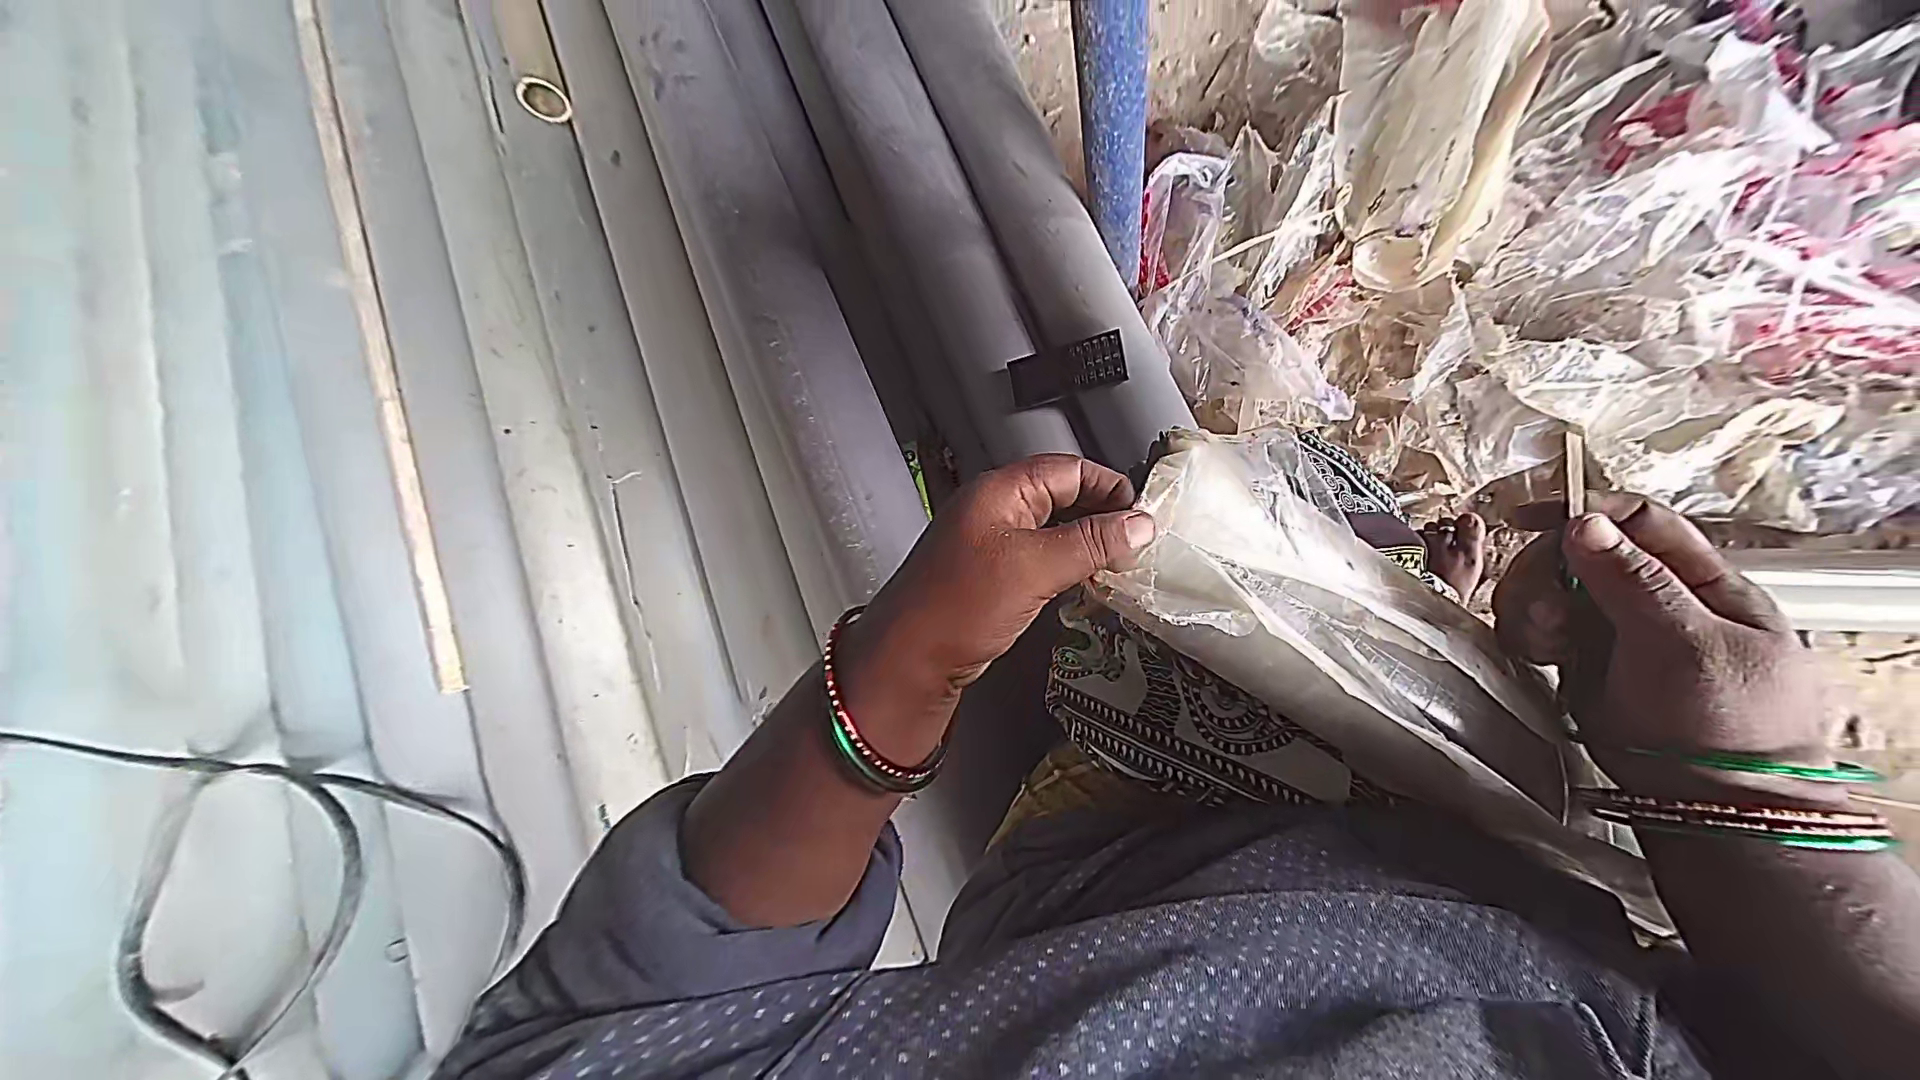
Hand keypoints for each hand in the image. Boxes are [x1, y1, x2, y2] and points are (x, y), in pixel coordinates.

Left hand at [835, 455, 1154, 758]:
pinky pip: (1041, 557)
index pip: (1068, 469)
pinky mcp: (994, 573)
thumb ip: (1089, 542)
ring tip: (1118, 563)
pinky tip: (1085, 582)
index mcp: (999, 491)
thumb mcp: (1033, 568)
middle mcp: (994, 510)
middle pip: (1063, 496)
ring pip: (1054, 529)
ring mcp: (992, 542)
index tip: (1140, 513)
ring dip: (1087, 543)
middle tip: (1135, 542)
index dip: (1109, 486)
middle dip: (1102, 516)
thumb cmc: (953, 609)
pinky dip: (1067, 565)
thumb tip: (1135, 525)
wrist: (911, 660)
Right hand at [1492, 493, 1834, 802]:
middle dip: (1545, 575)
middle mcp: (1647, 595)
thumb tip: (1583, 522)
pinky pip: (1531, 622)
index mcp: (1698, 582)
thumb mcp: (1686, 643)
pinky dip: (1524, 634)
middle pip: (1574, 552)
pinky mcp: (1575, 652)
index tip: (1527, 517)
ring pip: (1544, 587)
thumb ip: (1634, 581)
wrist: (1700, 796)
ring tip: (1548, 645)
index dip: (1585, 511)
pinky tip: (1541, 657)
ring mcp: (1609, 624)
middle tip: (1546, 614)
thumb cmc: (1720, 720)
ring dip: (1530, 609)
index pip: (1638, 521)